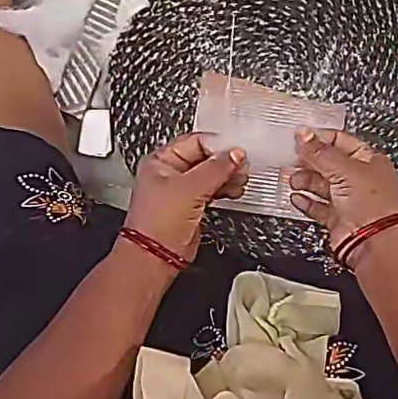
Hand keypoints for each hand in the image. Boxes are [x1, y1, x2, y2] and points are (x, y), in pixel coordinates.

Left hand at [125, 134, 248, 261]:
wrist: (155, 257)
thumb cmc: (157, 224)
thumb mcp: (190, 188)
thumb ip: (216, 168)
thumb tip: (234, 154)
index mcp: (161, 160)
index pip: (196, 142)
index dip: (218, 146)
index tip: (236, 152)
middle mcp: (170, 173)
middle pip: (205, 157)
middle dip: (226, 162)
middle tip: (242, 167)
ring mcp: (181, 190)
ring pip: (211, 174)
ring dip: (228, 176)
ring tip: (240, 180)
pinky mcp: (191, 205)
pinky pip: (212, 189)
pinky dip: (225, 188)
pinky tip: (234, 190)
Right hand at [289, 128, 397, 264]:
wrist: (376, 243)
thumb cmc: (375, 206)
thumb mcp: (345, 170)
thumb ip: (320, 152)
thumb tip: (304, 134)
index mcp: (369, 161)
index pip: (340, 141)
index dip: (320, 139)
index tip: (301, 138)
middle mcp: (360, 180)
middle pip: (328, 163)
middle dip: (309, 161)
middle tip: (292, 158)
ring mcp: (349, 200)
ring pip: (321, 185)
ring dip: (305, 180)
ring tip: (293, 179)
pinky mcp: (338, 218)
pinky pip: (318, 206)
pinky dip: (306, 201)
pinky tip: (297, 196)